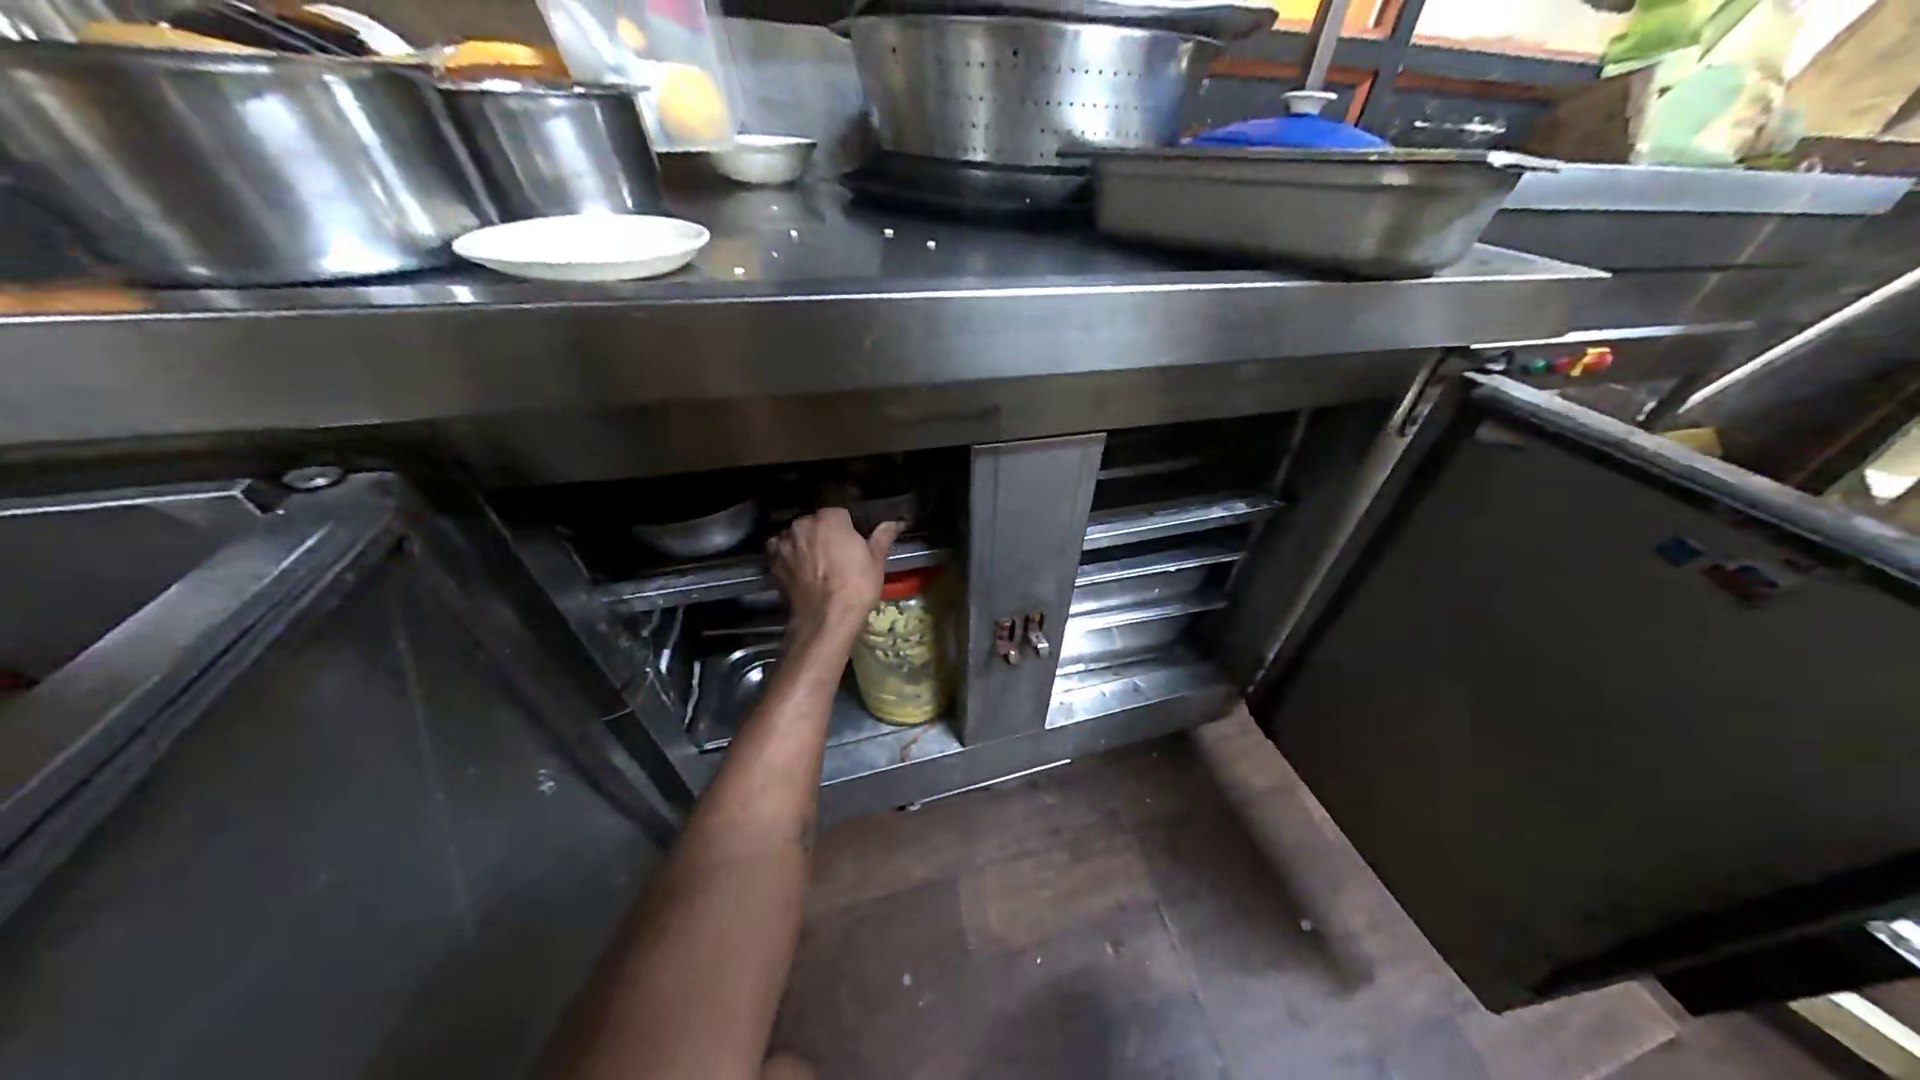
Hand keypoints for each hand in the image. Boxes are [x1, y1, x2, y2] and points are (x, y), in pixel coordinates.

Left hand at [768, 508, 900, 640]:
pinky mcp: (772, 560)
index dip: (847, 529)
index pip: (839, 514)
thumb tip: (895, 523)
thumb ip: (882, 536)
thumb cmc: (856, 587)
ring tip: (816, 564)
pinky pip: (780, 550)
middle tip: (835, 555)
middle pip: (815, 523)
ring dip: (804, 543)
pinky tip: (798, 569)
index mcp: (830, 518)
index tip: (852, 544)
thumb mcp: (876, 561)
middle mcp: (803, 524)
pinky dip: (788, 555)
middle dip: (823, 534)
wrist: (825, 619)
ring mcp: (785, 541)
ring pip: (797, 535)